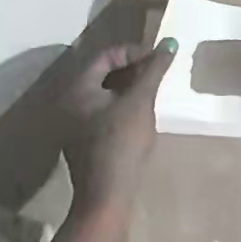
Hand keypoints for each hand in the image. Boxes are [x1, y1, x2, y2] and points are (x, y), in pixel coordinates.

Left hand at [62, 40, 175, 210]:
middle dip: (133, 68)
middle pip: (105, 72)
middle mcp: (71, 101)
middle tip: (157, 72)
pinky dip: (124, 103)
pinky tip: (142, 111)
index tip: (157, 58)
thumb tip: (169, 42)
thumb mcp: (141, 100)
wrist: (106, 199)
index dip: (134, 52)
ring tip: (153, 89)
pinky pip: (105, 109)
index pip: (107, 55)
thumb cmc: (121, 143)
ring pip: (106, 91)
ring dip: (130, 86)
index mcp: (78, 88)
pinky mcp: (85, 139)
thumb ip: (154, 69)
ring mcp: (76, 122)